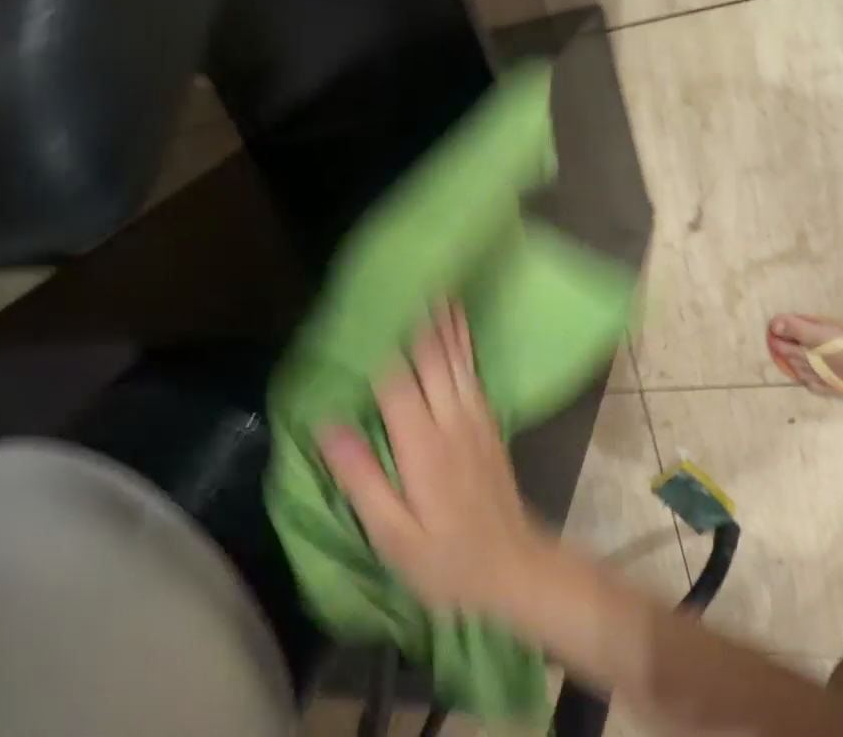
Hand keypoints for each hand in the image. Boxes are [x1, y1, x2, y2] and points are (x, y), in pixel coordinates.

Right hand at [318, 301, 553, 615]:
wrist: (514, 566)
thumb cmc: (446, 558)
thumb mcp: (393, 535)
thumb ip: (362, 478)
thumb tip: (328, 425)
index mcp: (422, 446)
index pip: (396, 380)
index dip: (381, 341)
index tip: (367, 305)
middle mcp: (451, 420)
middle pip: (433, 357)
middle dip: (420, 316)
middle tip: (408, 275)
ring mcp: (476, 418)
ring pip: (458, 358)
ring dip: (446, 320)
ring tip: (438, 284)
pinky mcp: (489, 423)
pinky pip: (474, 371)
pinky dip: (464, 343)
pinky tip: (459, 326)